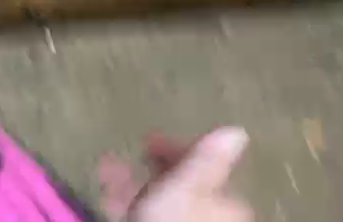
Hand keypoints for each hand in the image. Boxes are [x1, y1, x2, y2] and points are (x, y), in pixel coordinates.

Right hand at [100, 127, 253, 221]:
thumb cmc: (176, 219)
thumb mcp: (189, 186)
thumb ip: (208, 159)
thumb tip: (237, 130)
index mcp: (226, 199)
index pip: (201, 163)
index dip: (172, 148)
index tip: (145, 139)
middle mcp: (214, 212)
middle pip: (179, 180)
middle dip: (146, 166)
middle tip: (118, 158)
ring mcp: (190, 220)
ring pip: (160, 195)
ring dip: (132, 181)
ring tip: (105, 175)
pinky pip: (150, 209)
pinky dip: (129, 198)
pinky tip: (111, 195)